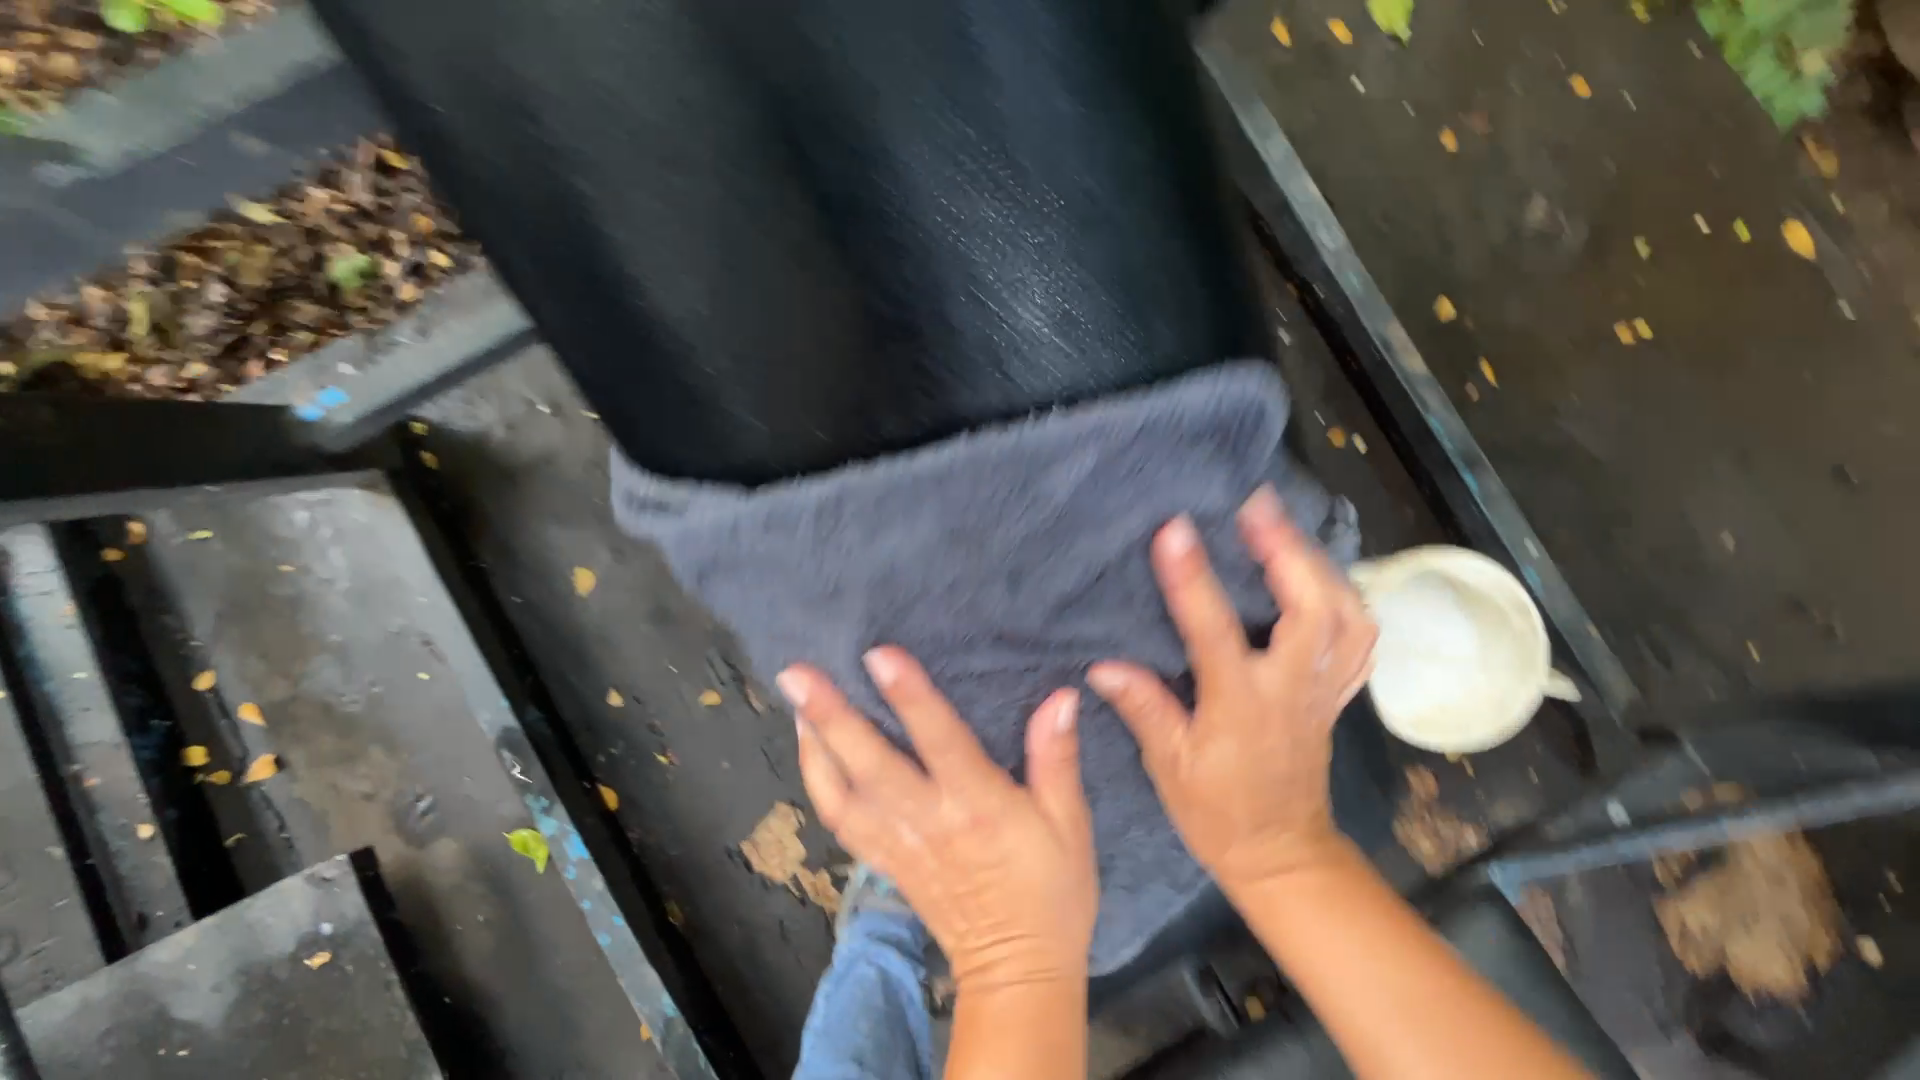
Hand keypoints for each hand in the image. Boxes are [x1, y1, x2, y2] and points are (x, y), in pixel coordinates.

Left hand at [779, 648, 1097, 990]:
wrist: (1018, 970)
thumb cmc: (1052, 892)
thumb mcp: (1070, 824)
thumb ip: (1057, 758)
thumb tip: (1060, 697)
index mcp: (978, 806)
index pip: (939, 741)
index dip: (909, 697)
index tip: (878, 655)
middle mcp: (928, 820)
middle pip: (870, 764)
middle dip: (830, 716)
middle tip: (796, 672)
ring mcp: (898, 843)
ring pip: (841, 793)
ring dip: (813, 745)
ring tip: (795, 699)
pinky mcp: (884, 861)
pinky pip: (840, 820)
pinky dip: (818, 782)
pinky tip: (810, 750)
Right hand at [1087, 485, 1376, 892]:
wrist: (1282, 852)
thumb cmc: (1217, 813)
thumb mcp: (1169, 766)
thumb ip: (1144, 708)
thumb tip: (1103, 665)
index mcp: (1241, 704)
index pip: (1215, 631)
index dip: (1193, 577)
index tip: (1175, 529)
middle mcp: (1292, 689)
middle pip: (1314, 609)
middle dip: (1287, 550)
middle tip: (1257, 505)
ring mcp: (1323, 690)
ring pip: (1347, 616)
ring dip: (1319, 565)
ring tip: (1284, 529)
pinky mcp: (1336, 694)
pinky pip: (1359, 638)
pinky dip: (1346, 597)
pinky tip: (1320, 577)